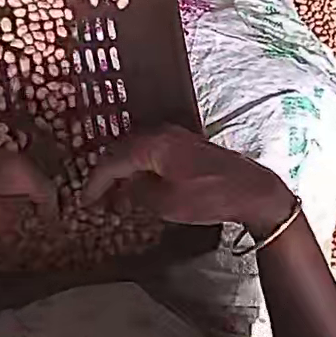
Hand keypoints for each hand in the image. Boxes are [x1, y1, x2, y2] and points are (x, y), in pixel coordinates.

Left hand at [0, 142, 56, 253]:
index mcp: (10, 164)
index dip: (52, 208)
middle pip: (22, 176)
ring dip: (3, 193)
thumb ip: (16, 216)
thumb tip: (28, 212)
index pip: (45, 186)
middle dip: (28, 198)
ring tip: (1, 217)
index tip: (53, 226)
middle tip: (30, 222)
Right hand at [81, 126, 294, 233]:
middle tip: (97, 200)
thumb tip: (124, 190)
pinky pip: (154, 153)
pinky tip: (141, 187)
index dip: (94, 183)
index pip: (110, 161)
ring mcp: (177, 136)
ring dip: (125, 173)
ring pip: (138, 151)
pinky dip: (142, 169)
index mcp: (151, 144)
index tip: (85, 202)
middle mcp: (162, 133)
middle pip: (121, 151)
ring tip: (117, 198)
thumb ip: (136, 194)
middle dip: (107, 177)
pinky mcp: (189, 145)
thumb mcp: (164, 203)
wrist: (250, 191)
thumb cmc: (209, 197)